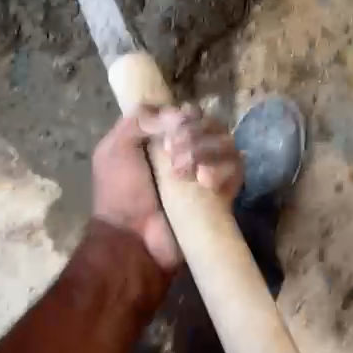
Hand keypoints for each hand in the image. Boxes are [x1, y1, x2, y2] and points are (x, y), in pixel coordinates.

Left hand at [90, 107, 242, 271]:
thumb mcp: (115, 149)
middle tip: (174, 157)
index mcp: (166, 138)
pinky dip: (222, 170)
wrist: (134, 240)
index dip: (183, 117)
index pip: (190, 112)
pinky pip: (237, 167)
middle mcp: (191, 150)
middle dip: (193, 136)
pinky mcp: (224, 190)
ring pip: (226, 142)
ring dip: (206, 151)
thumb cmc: (121, 194)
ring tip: (185, 173)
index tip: (170, 131)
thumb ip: (139, 119)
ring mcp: (210, 170)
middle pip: (210, 123)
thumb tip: (178, 112)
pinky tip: (205, 183)